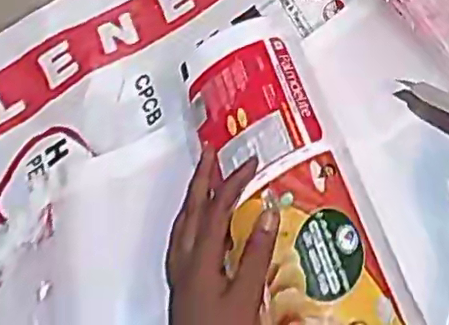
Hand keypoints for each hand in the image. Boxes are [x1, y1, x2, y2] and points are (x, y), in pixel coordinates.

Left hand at [166, 151, 276, 324]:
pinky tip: (200, 226)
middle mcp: (184, 263)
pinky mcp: (181, 290)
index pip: (218, 208)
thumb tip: (268, 210)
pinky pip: (182, 241)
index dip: (235, 180)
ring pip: (183, 225)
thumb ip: (256, 254)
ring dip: (195, 198)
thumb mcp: (246, 298)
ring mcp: (180, 278)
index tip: (253, 161)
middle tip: (210, 151)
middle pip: (192, 211)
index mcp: (199, 260)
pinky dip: (191, 221)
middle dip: (202, 178)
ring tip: (205, 179)